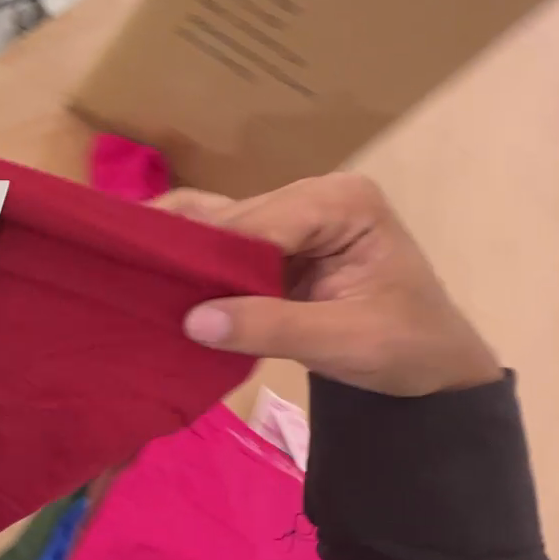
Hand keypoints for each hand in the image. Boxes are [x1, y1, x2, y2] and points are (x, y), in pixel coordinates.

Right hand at [156, 174, 501, 396]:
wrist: (429, 364)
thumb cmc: (405, 347)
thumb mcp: (348, 342)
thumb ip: (273, 327)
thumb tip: (193, 321)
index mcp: (341, 202)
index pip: (256, 223)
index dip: (209, 257)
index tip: (166, 294)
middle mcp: (309, 195)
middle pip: (227, 220)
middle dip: (185, 254)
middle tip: (133, 286)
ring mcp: (286, 213)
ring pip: (210, 223)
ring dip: (175, 252)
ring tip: (129, 275)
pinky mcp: (268, 236)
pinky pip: (213, 236)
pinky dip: (182, 254)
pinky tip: (148, 269)